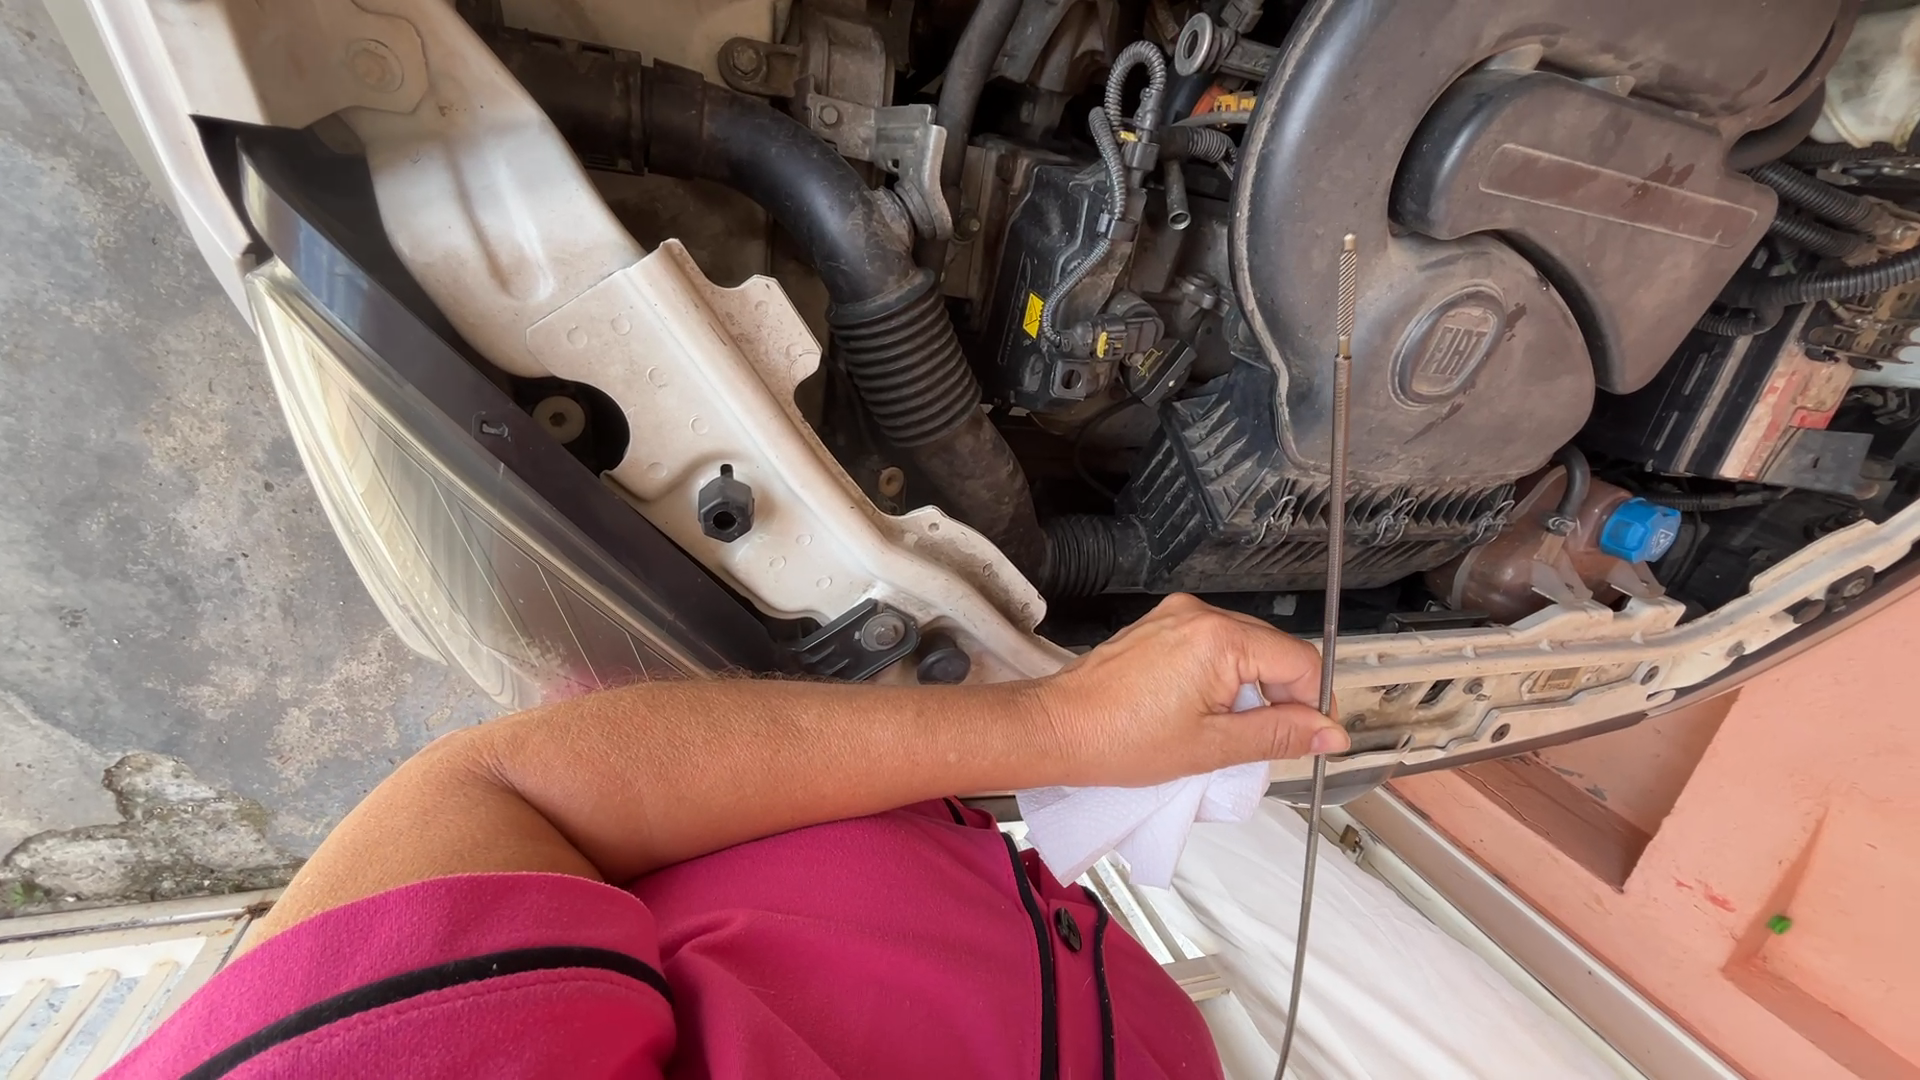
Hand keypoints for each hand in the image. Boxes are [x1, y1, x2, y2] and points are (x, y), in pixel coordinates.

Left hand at [1029, 594, 1348, 786]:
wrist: (1059, 727)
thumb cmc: (1121, 739)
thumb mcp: (1212, 747)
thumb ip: (1278, 735)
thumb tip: (1330, 733)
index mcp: (1218, 638)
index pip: (1299, 659)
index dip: (1313, 702)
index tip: (1307, 736)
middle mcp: (1198, 614)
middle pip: (1273, 647)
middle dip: (1282, 694)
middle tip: (1266, 739)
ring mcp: (1174, 615)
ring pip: (1243, 645)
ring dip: (1251, 685)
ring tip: (1228, 728)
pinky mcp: (1158, 625)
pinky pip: (1211, 643)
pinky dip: (1222, 673)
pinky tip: (1203, 708)